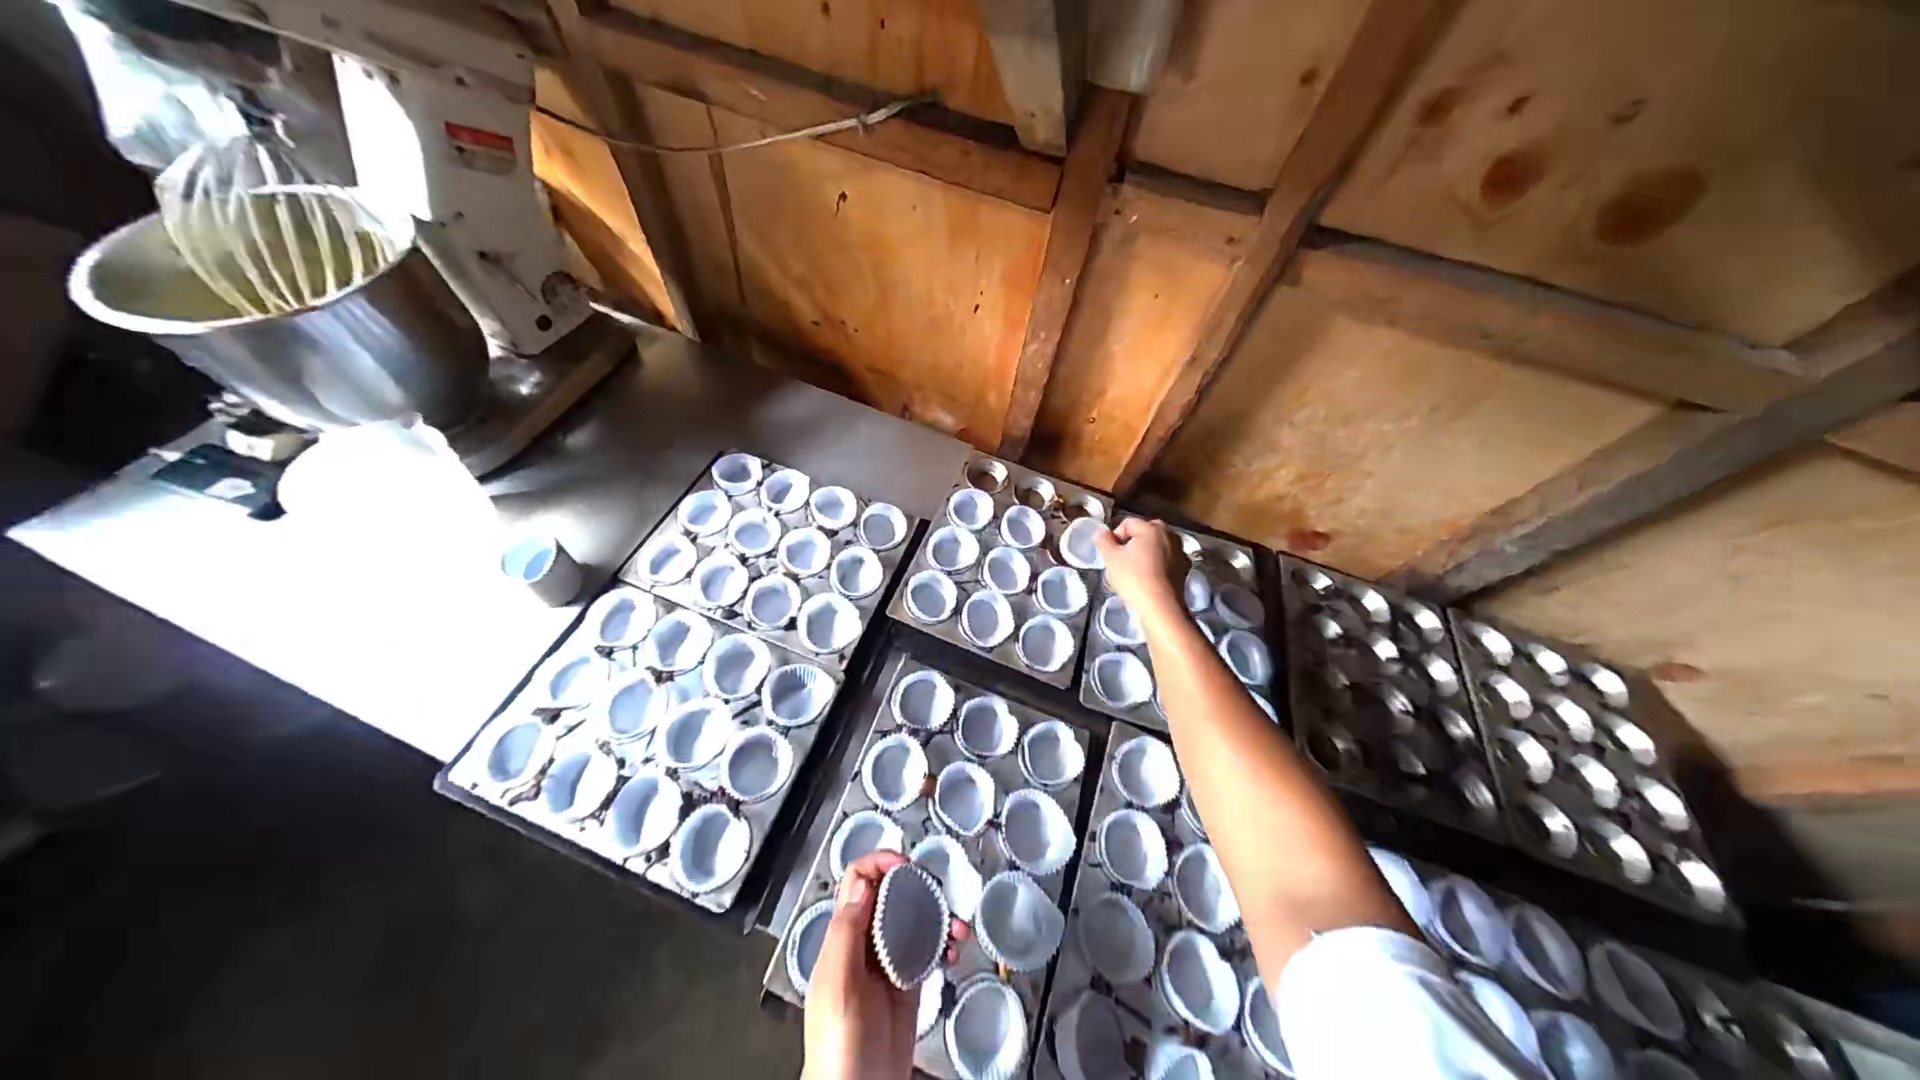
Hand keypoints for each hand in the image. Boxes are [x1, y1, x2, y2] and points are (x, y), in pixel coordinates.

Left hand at [802, 850, 969, 1079]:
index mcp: (842, 936)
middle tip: (937, 889)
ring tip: (957, 925)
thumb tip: (863, 882)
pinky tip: (954, 950)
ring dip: (937, 914)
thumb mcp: (837, 983)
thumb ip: (847, 931)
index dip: (880, 863)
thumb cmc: (837, 1045)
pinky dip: (944, 944)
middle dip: (916, 885)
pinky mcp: (908, 984)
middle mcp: (865, 943)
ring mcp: (888, 963)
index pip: (858, 880)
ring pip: (913, 920)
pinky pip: (927, 951)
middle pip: (890, 894)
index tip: (905, 863)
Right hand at [1093, 518, 1187, 621]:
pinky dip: (1158, 564)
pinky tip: (1149, 578)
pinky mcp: (1185, 569)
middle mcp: (1170, 535)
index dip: (1115, 536)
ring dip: (1146, 552)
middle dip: (1132, 542)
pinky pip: (1167, 560)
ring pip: (1157, 546)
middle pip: (1146, 531)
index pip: (1128, 523)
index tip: (1110, 553)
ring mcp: (1180, 552)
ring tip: (1135, 570)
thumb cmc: (1133, 578)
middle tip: (1122, 559)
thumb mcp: (1110, 558)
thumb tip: (1102, 532)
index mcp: (1152, 528)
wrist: (1161, 607)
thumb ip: (1104, 540)